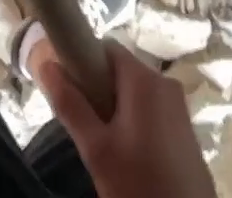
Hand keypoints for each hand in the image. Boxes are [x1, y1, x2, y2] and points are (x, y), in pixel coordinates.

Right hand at [35, 44, 216, 197]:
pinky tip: (128, 154)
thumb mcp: (96, 149)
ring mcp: (179, 105)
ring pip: (133, 91)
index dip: (83, 63)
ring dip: (114, 108)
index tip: (70, 91)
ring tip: (105, 144)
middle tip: (86, 126)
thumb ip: (70, 104)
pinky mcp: (185, 127)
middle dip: (97, 90)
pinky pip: (150, 108)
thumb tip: (46, 63)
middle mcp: (166, 83)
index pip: (105, 48)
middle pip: (119, 70)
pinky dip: (133, 120)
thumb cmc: (139, 184)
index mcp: (145, 79)